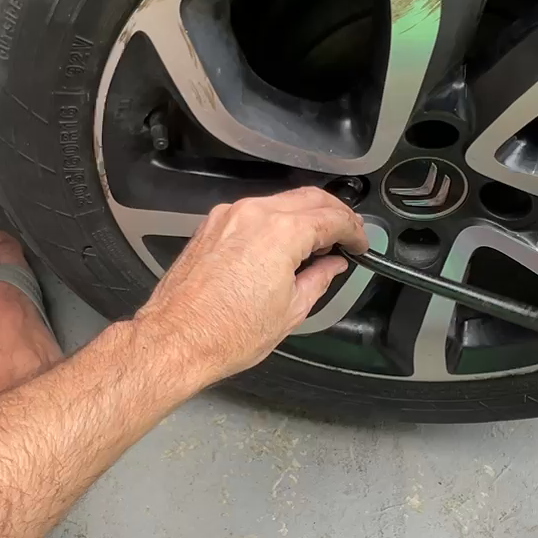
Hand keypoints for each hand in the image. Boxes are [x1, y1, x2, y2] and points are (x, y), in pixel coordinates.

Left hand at [136, 187, 368, 380]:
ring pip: (281, 201)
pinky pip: (254, 211)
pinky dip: (276, 220)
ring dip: (305, 215)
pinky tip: (284, 242)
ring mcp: (229, 216)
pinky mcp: (212, 225)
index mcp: (280, 232)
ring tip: (318, 241)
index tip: (361, 243)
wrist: (176, 340)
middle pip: (309, 198)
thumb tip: (332, 265)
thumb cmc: (227, 333)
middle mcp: (254, 213)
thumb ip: (319, 279)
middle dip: (335, 213)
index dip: (355, 230)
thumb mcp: (291, 310)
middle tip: (348, 234)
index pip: (332, 218)